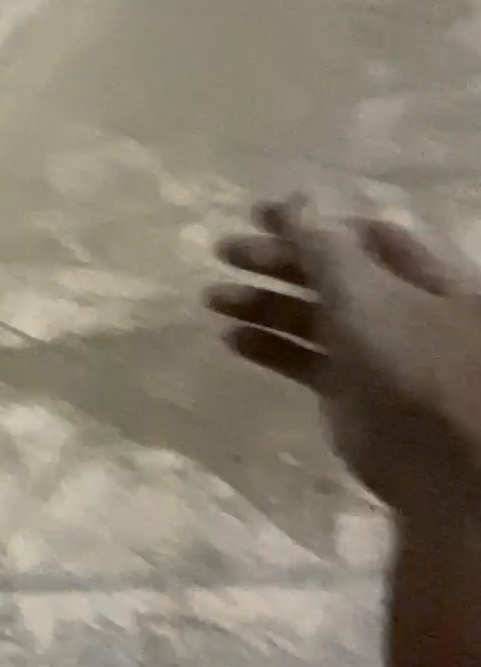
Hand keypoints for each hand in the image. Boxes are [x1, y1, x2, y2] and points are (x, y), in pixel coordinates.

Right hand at [208, 198, 480, 517]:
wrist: (452, 467)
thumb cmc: (418, 367)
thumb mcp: (366, 296)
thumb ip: (322, 248)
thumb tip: (293, 198)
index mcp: (430, 284)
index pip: (367, 239)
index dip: (313, 225)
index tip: (254, 217)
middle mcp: (407, 313)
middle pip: (333, 275)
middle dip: (277, 261)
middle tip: (224, 253)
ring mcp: (379, 353)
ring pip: (311, 316)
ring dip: (261, 303)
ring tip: (213, 299)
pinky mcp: (351, 390)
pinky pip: (301, 358)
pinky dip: (267, 346)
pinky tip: (233, 339)